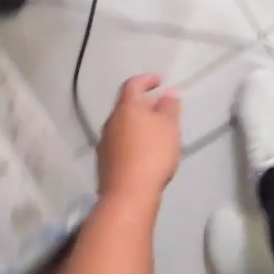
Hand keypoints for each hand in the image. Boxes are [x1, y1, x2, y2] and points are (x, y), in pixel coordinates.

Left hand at [97, 75, 181, 204]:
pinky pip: (119, 143)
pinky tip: (144, 153)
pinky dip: (132, 141)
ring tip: (155, 133)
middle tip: (161, 110)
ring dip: (137, 125)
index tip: (159, 81)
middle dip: (144, 105)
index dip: (146, 80)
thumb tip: (168, 94)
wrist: (128, 194)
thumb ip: (170, 107)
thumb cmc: (153, 153)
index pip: (133, 85)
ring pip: (122, 126)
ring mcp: (105, 143)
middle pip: (126, 106)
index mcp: (126, 108)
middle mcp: (111, 122)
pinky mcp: (104, 163)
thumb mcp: (169, 126)